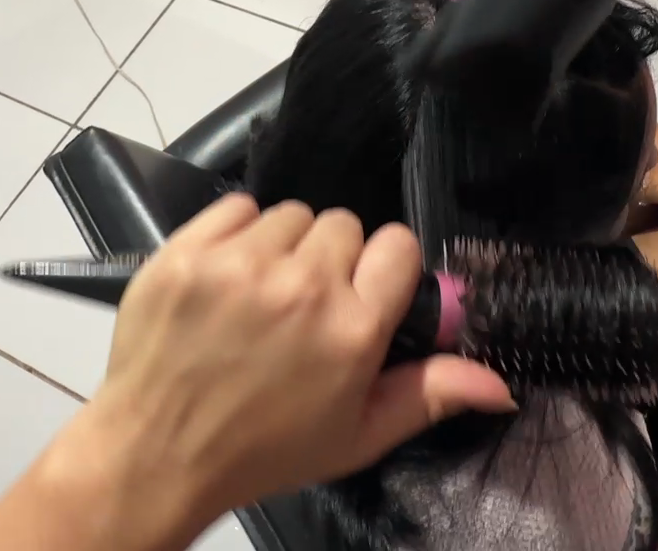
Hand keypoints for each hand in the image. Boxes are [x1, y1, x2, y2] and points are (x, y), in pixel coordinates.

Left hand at [60, 196, 516, 533]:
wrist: (154, 452)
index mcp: (353, 328)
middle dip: (331, 259)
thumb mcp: (357, 435)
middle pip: (344, 224)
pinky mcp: (190, 248)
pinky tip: (226, 273)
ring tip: (260, 293)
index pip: (398, 244)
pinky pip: (239, 206)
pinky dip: (238, 232)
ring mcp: (242, 262)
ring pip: (292, 214)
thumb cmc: (265, 448)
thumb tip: (503, 383)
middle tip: (302, 304)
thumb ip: (430, 395)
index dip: (383, 266)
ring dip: (284, 246)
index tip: (362, 289)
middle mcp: (304, 285)